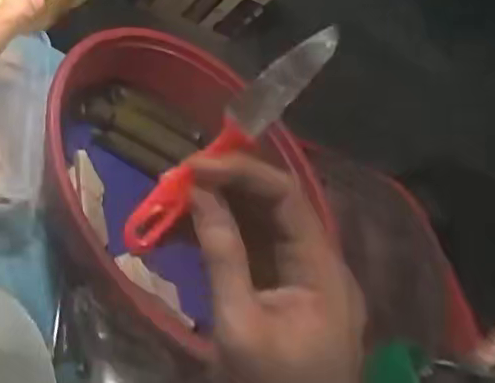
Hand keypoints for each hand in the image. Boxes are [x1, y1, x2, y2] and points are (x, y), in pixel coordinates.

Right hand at [189, 152, 364, 382]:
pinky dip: (217, 236)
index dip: (240, 171)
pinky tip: (179, 233)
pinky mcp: (280, 295)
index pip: (286, 196)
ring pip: (258, 224)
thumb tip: (199, 191)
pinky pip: (250, 250)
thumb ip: (222, 253)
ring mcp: (300, 281)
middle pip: (273, 205)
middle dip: (224, 186)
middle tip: (177, 178)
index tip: (194, 166)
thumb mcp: (239, 328)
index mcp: (324, 271)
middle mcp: (319, 265)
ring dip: (215, 208)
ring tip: (171, 201)